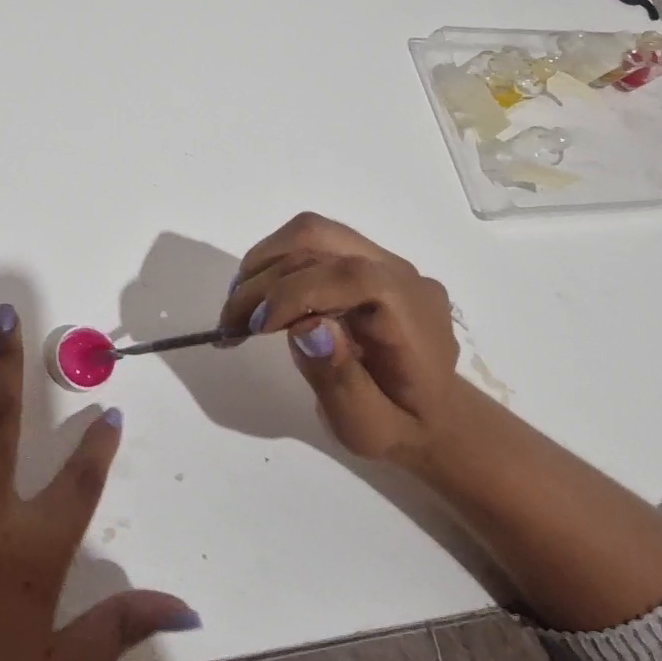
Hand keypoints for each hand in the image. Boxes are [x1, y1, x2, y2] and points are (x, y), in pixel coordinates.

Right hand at [219, 213, 461, 463]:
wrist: (431, 413)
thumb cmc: (398, 427)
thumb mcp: (367, 427)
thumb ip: (341, 381)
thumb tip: (307, 326)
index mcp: (414, 317)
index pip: (355, 276)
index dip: (297, 291)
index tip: (257, 328)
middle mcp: (401, 274)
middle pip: (321, 240)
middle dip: (264, 277)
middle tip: (231, 324)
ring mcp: (382, 260)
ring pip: (309, 233)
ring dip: (262, 265)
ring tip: (238, 311)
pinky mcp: (361, 259)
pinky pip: (310, 244)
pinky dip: (272, 266)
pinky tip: (259, 303)